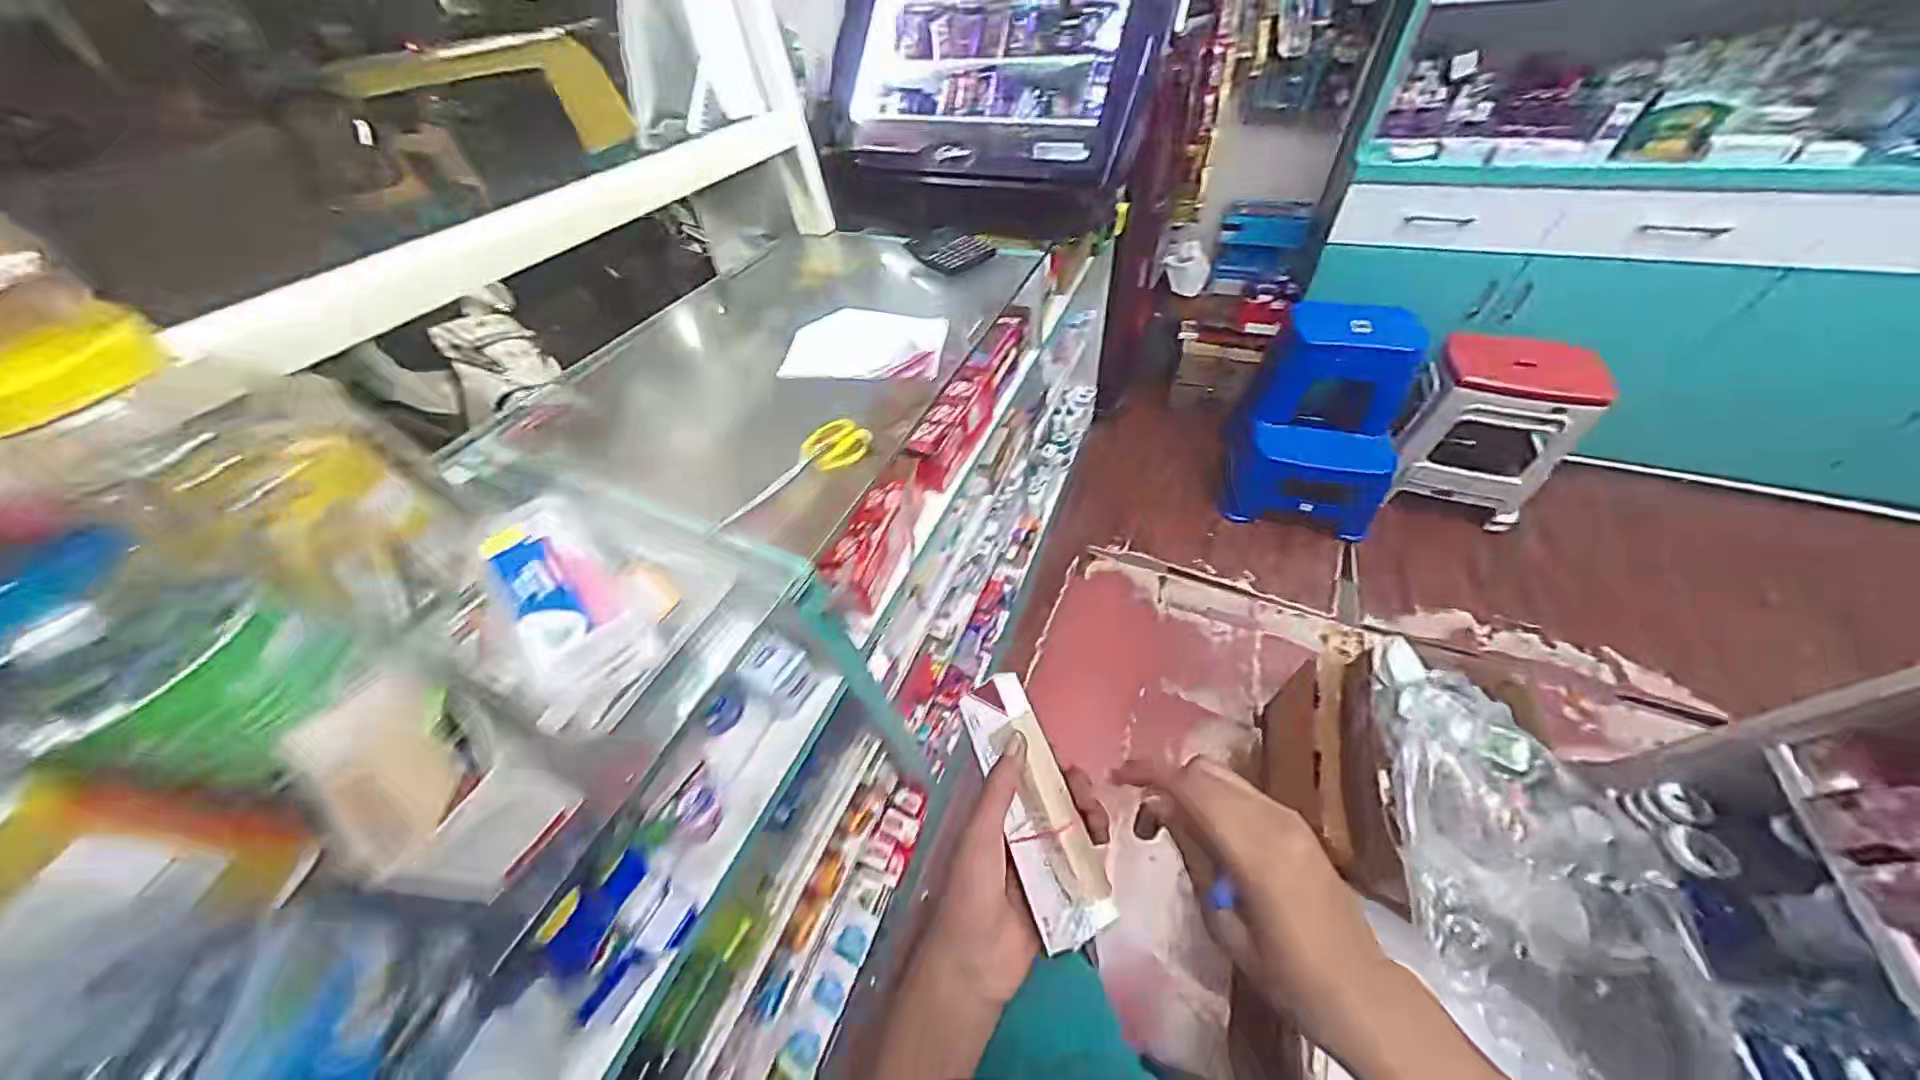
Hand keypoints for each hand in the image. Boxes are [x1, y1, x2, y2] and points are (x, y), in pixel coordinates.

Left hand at [923, 734, 1112, 1004]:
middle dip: (1074, 790)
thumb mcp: (980, 833)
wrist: (977, 962)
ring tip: (1096, 822)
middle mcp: (1023, 835)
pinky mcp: (1063, 891)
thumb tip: (1017, 739)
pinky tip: (1100, 847)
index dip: (1046, 765)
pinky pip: (1084, 864)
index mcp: (999, 818)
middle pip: (1056, 802)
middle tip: (1083, 792)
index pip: (1027, 780)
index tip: (1062, 757)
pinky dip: (1095, 852)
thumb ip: (1000, 789)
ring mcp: (1044, 863)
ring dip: (1089, 817)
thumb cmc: (971, 890)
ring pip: (1074, 829)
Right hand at [1116, 754, 1499, 1079]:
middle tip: (1144, 817)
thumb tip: (1160, 808)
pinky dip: (1213, 797)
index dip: (1149, 773)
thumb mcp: (1223, 922)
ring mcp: (1289, 818)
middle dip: (1167, 780)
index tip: (1119, 777)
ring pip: (1223, 777)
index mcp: (1254, 846)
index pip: (1190, 786)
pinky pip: (1243, 793)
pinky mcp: (1297, 824)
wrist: (1360, 990)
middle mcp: (1273, 819)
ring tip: (1170, 825)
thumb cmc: (1285, 972)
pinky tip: (1204, 830)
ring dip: (1190, 788)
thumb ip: (1193, 854)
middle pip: (1204, 770)